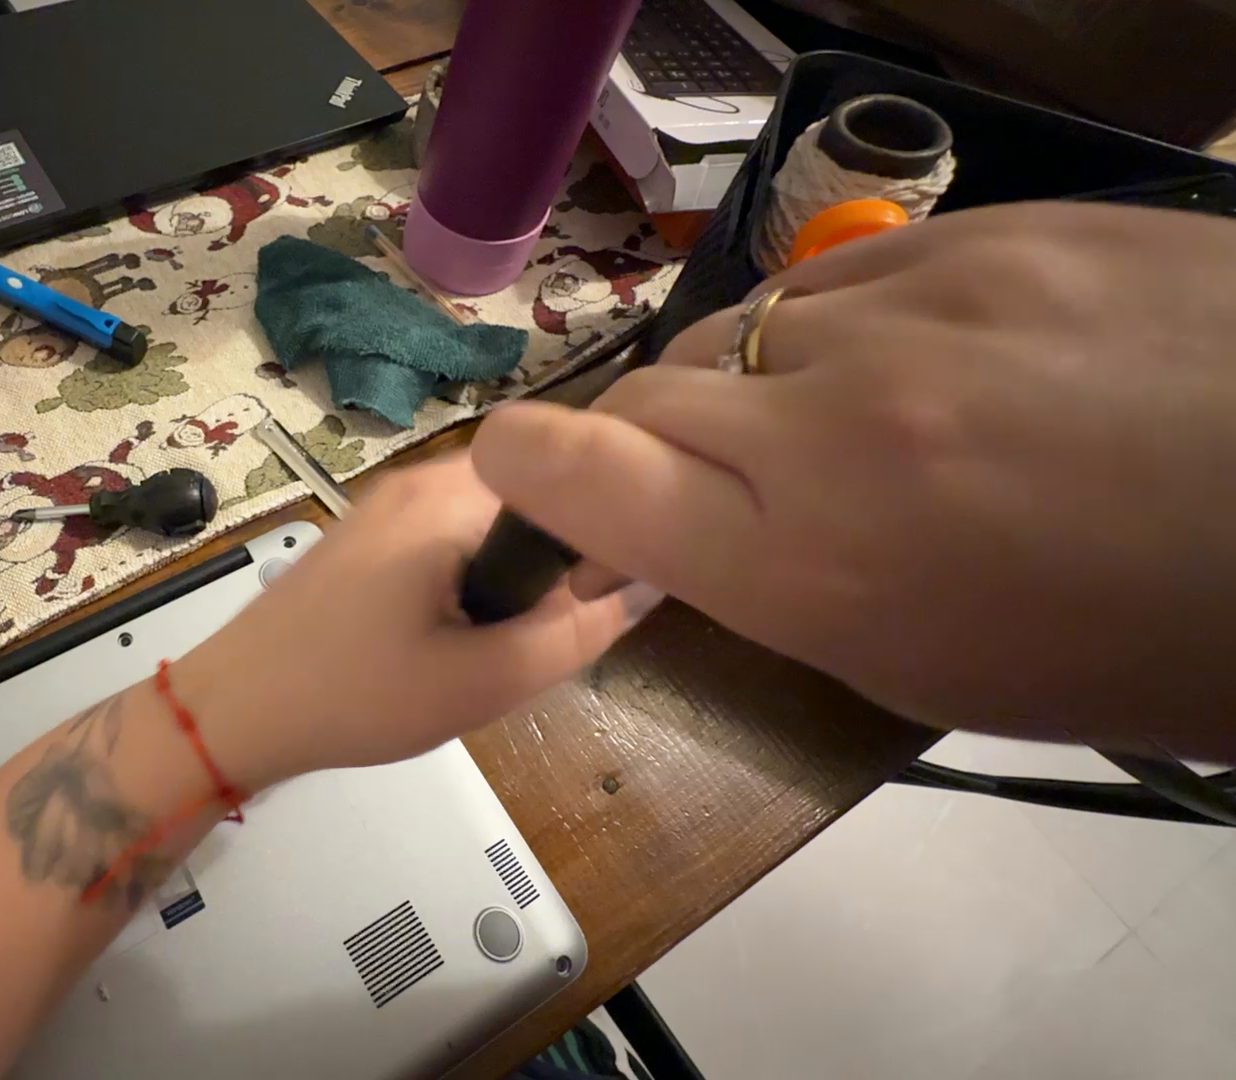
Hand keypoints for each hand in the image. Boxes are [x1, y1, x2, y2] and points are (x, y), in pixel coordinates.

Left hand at [174, 456, 651, 792]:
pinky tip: (438, 632)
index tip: (589, 603)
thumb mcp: (485, 679)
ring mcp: (383, 501)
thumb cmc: (357, 695)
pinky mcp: (362, 531)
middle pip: (530, 499)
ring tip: (480, 642)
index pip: (569, 481)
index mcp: (451, 496)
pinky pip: (442, 535)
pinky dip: (462, 574)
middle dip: (546, 564)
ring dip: (503, 574)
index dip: (600, 539)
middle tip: (526, 636)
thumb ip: (577, 631)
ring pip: (486, 520)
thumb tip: (647, 582)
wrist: (237, 705)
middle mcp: (417, 479)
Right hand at [471, 203, 1235, 749]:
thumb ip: (729, 571)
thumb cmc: (1095, 639)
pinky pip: (826, 285)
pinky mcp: (984, 233)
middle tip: (722, 477)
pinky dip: (834, 332)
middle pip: (636, 397)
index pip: (573, 471)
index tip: (520, 474)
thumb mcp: (880, 658)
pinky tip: (922, 361)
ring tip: (848, 421)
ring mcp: (909, 309)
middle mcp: (827, 423)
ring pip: (727, 338)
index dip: (521, 464)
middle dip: (648, 441)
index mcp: (797, 558)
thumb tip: (636, 509)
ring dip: (748, 388)